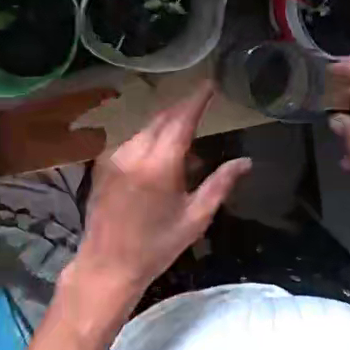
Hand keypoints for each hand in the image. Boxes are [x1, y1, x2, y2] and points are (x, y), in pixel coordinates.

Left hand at [64, 82, 251, 321]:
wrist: (107, 266)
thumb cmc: (156, 246)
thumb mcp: (195, 218)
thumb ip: (220, 183)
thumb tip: (245, 161)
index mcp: (160, 164)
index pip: (181, 119)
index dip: (197, 99)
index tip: (210, 84)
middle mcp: (134, 152)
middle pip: (162, 119)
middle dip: (182, 109)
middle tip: (202, 103)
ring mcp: (114, 158)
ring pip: (145, 129)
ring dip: (166, 126)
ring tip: (186, 139)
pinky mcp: (103, 166)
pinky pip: (131, 142)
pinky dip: (149, 140)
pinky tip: (160, 157)